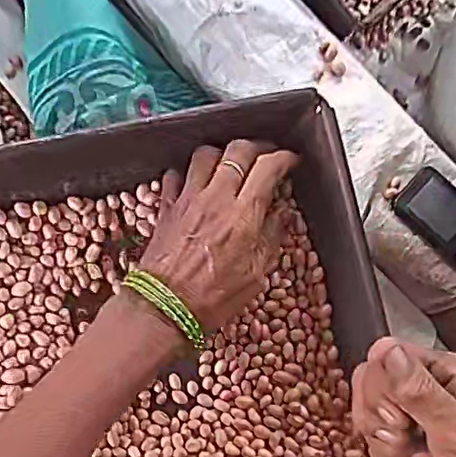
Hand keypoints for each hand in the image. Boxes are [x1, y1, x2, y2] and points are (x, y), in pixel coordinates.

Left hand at [137, 141, 300, 336]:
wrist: (165, 308)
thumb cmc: (211, 299)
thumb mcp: (255, 276)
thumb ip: (271, 239)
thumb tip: (283, 216)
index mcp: (242, 215)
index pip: (268, 167)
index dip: (284, 158)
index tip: (290, 162)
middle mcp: (215, 199)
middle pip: (238, 150)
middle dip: (257, 148)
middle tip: (265, 157)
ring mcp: (187, 200)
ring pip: (205, 154)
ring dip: (221, 154)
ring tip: (229, 165)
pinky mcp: (166, 208)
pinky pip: (175, 175)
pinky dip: (187, 173)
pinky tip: (194, 184)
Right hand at [351, 337, 455, 456]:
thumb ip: (418, 390)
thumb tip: (386, 348)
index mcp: (445, 371)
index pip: (385, 357)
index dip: (382, 388)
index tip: (399, 419)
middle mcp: (425, 386)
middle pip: (370, 387)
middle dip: (384, 423)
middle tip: (410, 440)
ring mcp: (413, 415)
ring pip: (369, 418)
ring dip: (392, 448)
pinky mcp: (405, 441)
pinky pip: (377, 444)